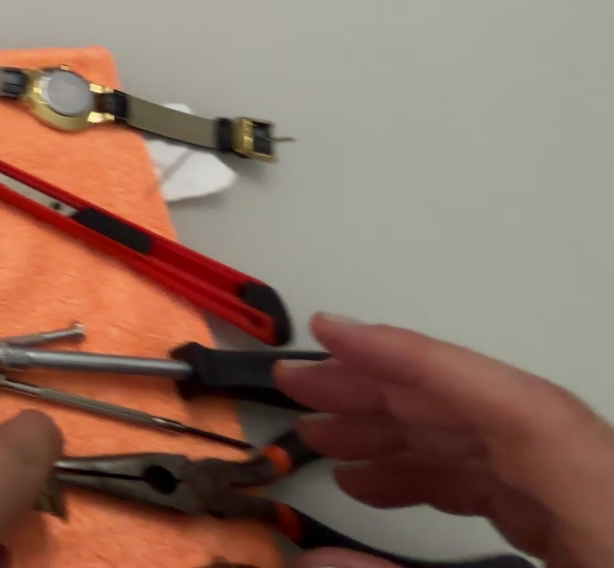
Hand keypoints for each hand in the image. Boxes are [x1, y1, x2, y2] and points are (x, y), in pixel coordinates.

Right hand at [277, 313, 613, 567]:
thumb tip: (313, 561)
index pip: (515, 406)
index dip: (416, 359)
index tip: (329, 333)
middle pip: (491, 415)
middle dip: (384, 392)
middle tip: (296, 387)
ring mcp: (611, 520)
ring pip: (493, 446)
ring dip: (398, 433)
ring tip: (324, 443)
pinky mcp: (602, 545)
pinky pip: (508, 486)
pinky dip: (435, 475)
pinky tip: (381, 487)